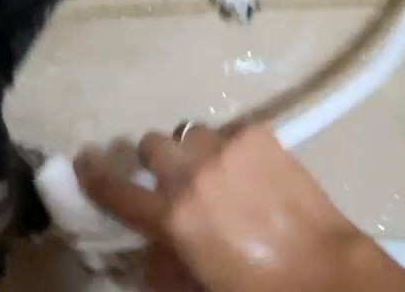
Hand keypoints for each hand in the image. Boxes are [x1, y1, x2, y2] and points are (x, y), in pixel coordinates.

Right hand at [73, 124, 404, 291]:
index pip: (117, 190)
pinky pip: (228, 129)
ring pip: (189, 131)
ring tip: (214, 171)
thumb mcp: (200, 287)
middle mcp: (191, 173)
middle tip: (171, 178)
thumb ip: (166, 267)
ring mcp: (225, 147)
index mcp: (173, 217)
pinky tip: (248, 168)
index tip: (82, 159)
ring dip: (192, 150)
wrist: (323, 269)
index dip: (94, 174)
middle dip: (154, 160)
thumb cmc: (257, 289)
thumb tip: (148, 252)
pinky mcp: (256, 132)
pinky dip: (229, 146)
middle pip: (151, 144)